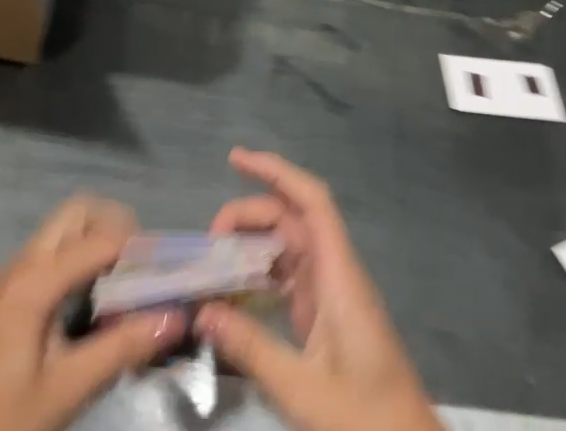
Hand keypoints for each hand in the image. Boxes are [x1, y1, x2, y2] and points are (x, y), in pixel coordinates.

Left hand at [0, 195, 186, 430]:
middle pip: (79, 212)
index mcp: (35, 280)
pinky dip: (88, 258)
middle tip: (148, 270)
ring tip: (134, 284)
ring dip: (104, 241)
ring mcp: (18, 274)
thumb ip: (121, 349)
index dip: (141, 250)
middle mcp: (25, 263)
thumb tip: (176, 316)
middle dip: (119, 229)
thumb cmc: (5, 413)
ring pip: (68, 229)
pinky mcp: (18, 291)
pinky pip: (59, 252)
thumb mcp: (67, 387)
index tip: (174, 273)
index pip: (101, 239)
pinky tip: (106, 300)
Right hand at [198, 148, 440, 430]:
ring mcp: (331, 295)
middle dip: (247, 217)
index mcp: (339, 277)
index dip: (276, 171)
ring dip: (249, 248)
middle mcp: (336, 274)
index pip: (312, 202)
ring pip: (287, 248)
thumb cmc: (365, 416)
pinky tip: (231, 295)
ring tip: (212, 267)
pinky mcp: (324, 317)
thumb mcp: (302, 387)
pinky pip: (287, 278)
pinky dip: (257, 277)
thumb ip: (250, 347)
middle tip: (208, 244)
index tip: (236, 159)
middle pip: (291, 221)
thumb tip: (200, 310)